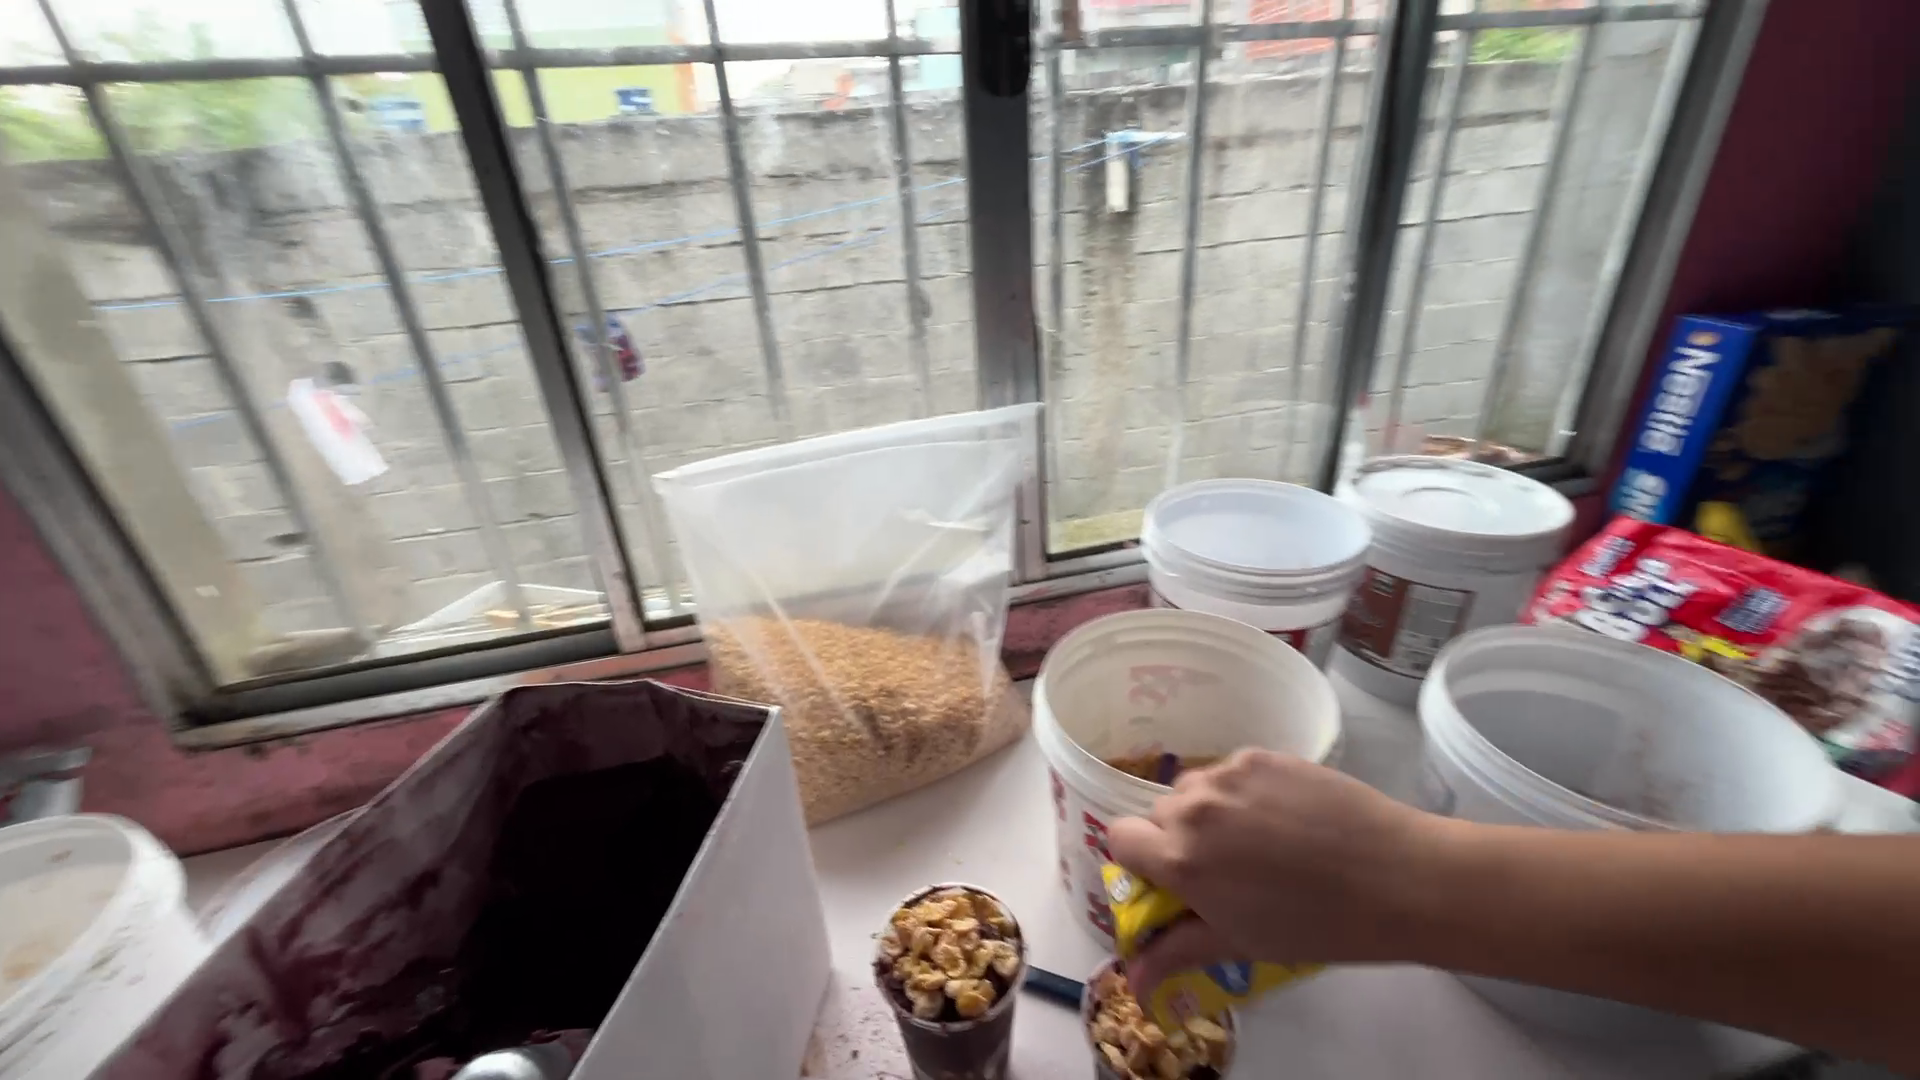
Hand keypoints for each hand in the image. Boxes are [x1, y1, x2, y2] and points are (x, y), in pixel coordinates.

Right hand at [1107, 748, 1447, 997]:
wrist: (1398, 877)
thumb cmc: (1317, 925)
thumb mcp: (1240, 944)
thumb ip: (1176, 953)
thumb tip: (1131, 984)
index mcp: (1179, 858)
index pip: (1118, 838)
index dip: (1139, 859)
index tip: (1171, 878)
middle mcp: (1192, 808)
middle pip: (1157, 814)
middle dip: (1178, 838)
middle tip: (1224, 866)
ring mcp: (1226, 775)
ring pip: (1193, 789)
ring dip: (1208, 811)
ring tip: (1257, 838)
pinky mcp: (1258, 754)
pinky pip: (1229, 771)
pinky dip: (1243, 791)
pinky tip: (1284, 815)